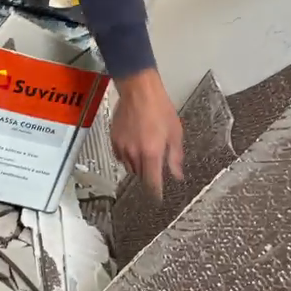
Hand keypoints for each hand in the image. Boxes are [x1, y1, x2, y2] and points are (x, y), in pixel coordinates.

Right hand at [111, 69, 183, 198]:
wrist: (139, 92)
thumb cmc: (160, 109)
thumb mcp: (175, 133)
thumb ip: (175, 157)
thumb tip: (177, 175)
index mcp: (151, 154)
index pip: (151, 183)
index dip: (155, 193)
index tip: (158, 199)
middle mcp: (134, 154)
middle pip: (140, 176)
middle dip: (148, 176)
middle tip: (156, 167)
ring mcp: (122, 148)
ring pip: (130, 167)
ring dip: (138, 166)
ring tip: (146, 152)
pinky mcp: (114, 141)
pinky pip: (121, 157)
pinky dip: (128, 157)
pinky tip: (135, 146)